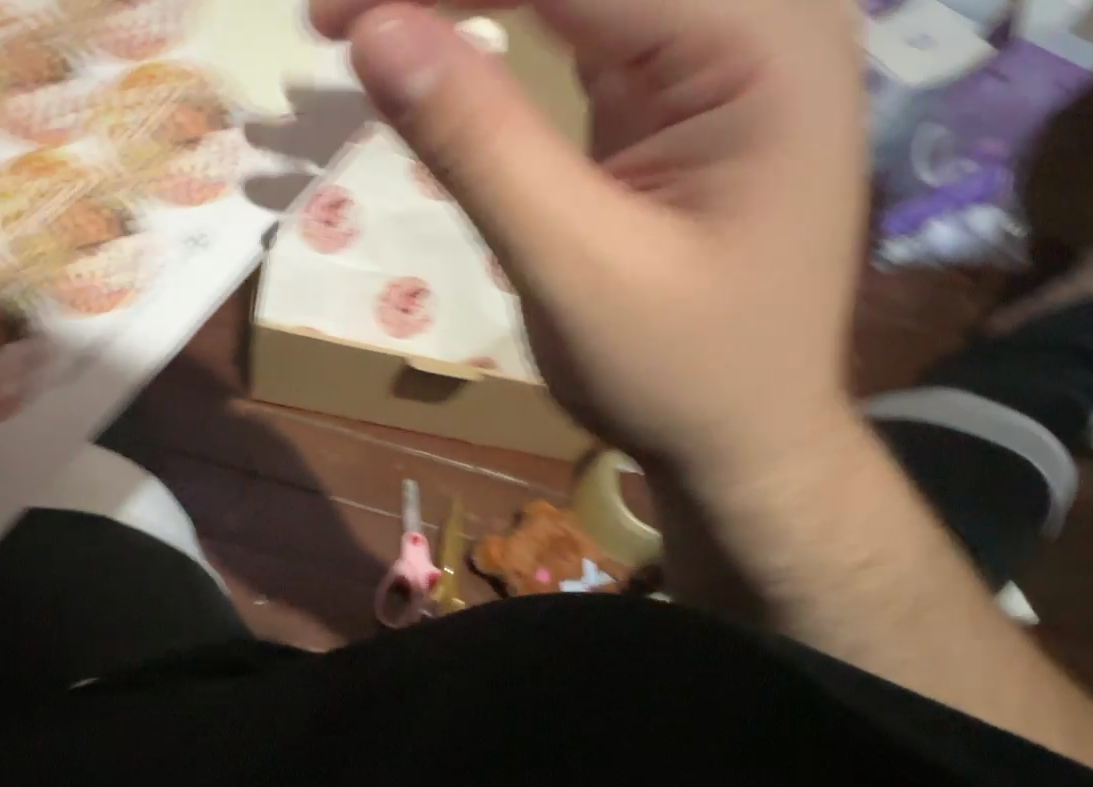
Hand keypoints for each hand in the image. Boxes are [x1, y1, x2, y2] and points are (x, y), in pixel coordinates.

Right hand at [308, 0, 868, 476]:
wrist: (746, 438)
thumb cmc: (680, 373)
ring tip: (368, 21)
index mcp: (762, 39)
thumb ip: (480, 146)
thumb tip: (375, 34)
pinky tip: (433, 34)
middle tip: (338, 19)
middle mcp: (755, 11)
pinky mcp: (672, 82)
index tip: (330, 15)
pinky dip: (496, 21)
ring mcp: (716, 42)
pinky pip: (577, 17)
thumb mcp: (575, 269)